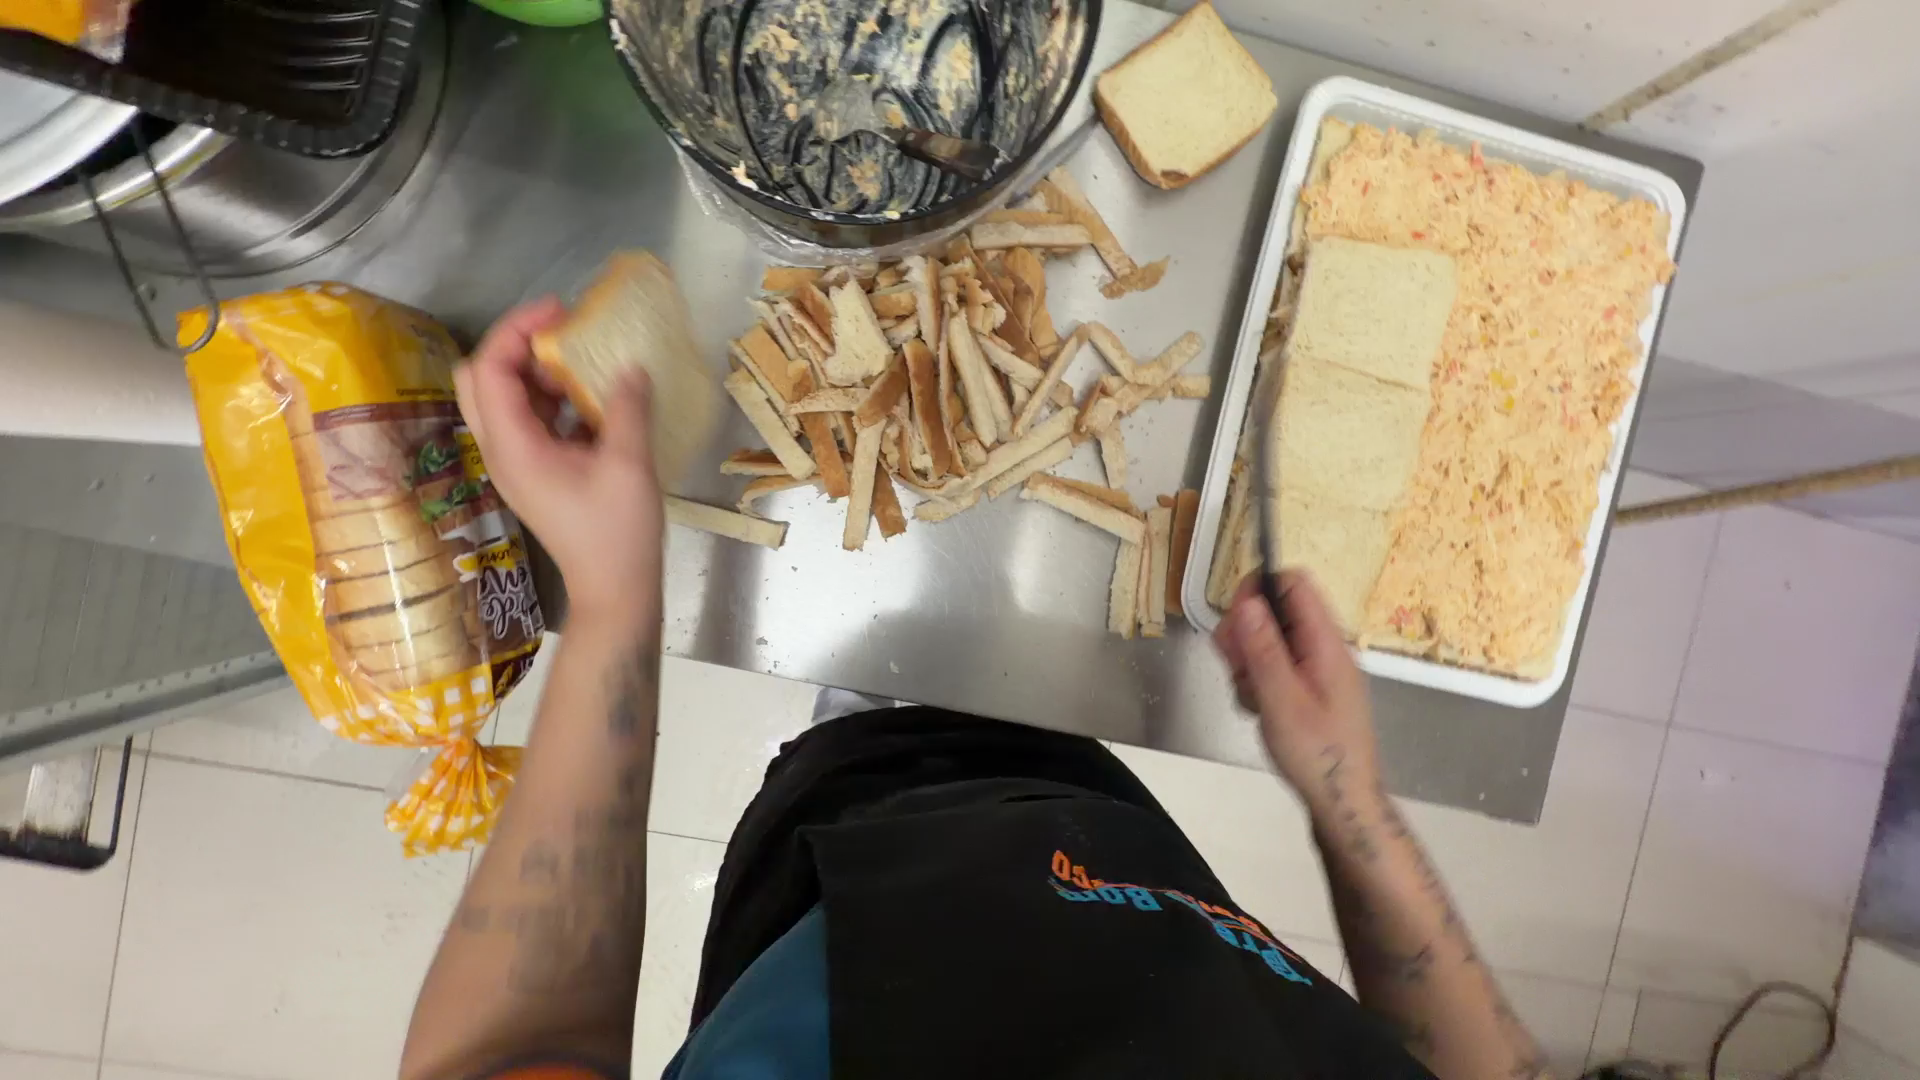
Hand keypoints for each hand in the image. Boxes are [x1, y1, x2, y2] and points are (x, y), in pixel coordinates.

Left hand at [455, 297, 663, 629]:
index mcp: (514, 447)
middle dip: (519, 348)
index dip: (518, 331)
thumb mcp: (630, 465)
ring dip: (540, 374)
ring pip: (508, 400)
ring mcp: (520, 464)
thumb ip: (628, 409)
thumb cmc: (618, 531)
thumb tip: (631, 367)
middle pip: (483, 381)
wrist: (616, 587)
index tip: (561, 311)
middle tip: (565, 334)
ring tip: (586, 365)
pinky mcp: (540, 474)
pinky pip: (534, 423)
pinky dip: (557, 402)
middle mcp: (504, 451)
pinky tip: (597, 402)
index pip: (489, 370)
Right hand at [1212, 571, 1380, 814]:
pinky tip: (1256, 706)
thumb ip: (1263, 649)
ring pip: (1267, 639)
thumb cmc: (1316, 753)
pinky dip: (1255, 679)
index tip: (1234, 621)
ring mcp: (1315, 667)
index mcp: (1326, 643)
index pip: (1294, 583)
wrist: (1343, 802)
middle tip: (1234, 667)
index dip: (1258, 590)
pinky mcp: (1307, 686)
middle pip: (1275, 610)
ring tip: (1248, 694)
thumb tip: (1248, 601)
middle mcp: (1322, 648)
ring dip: (1246, 660)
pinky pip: (1272, 664)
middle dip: (1244, 632)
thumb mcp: (1282, 700)